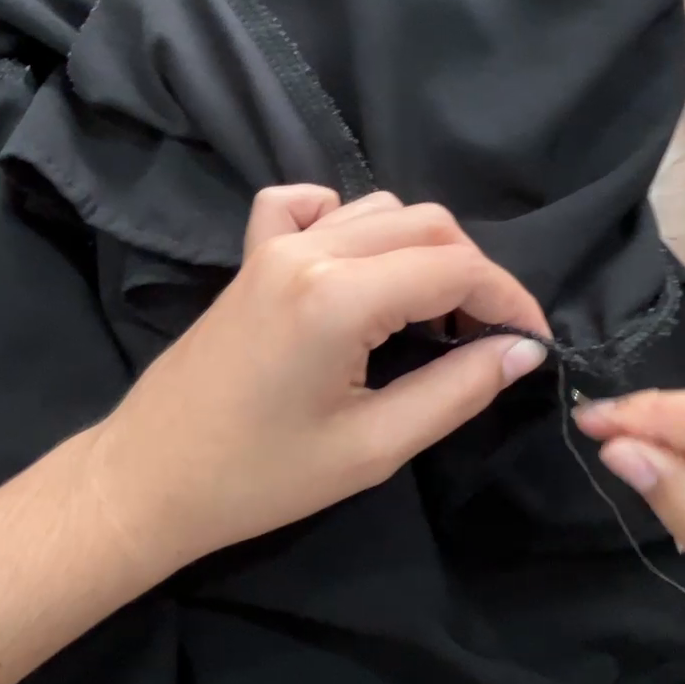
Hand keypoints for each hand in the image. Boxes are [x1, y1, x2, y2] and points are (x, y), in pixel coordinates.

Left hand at [78, 186, 550, 574]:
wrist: (151, 476)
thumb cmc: (259, 478)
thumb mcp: (371, 447)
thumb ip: (456, 391)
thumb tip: (520, 352)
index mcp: (338, 295)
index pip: (454, 269)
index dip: (508, 299)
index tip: (533, 341)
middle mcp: (308, 250)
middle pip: (424, 226)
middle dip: (473, 274)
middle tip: (487, 336)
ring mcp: (272, 245)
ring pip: (376, 210)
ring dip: (421, 250)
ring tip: (432, 314)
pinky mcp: (249, 255)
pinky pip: (306, 204)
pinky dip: (346, 220)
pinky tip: (354, 263)